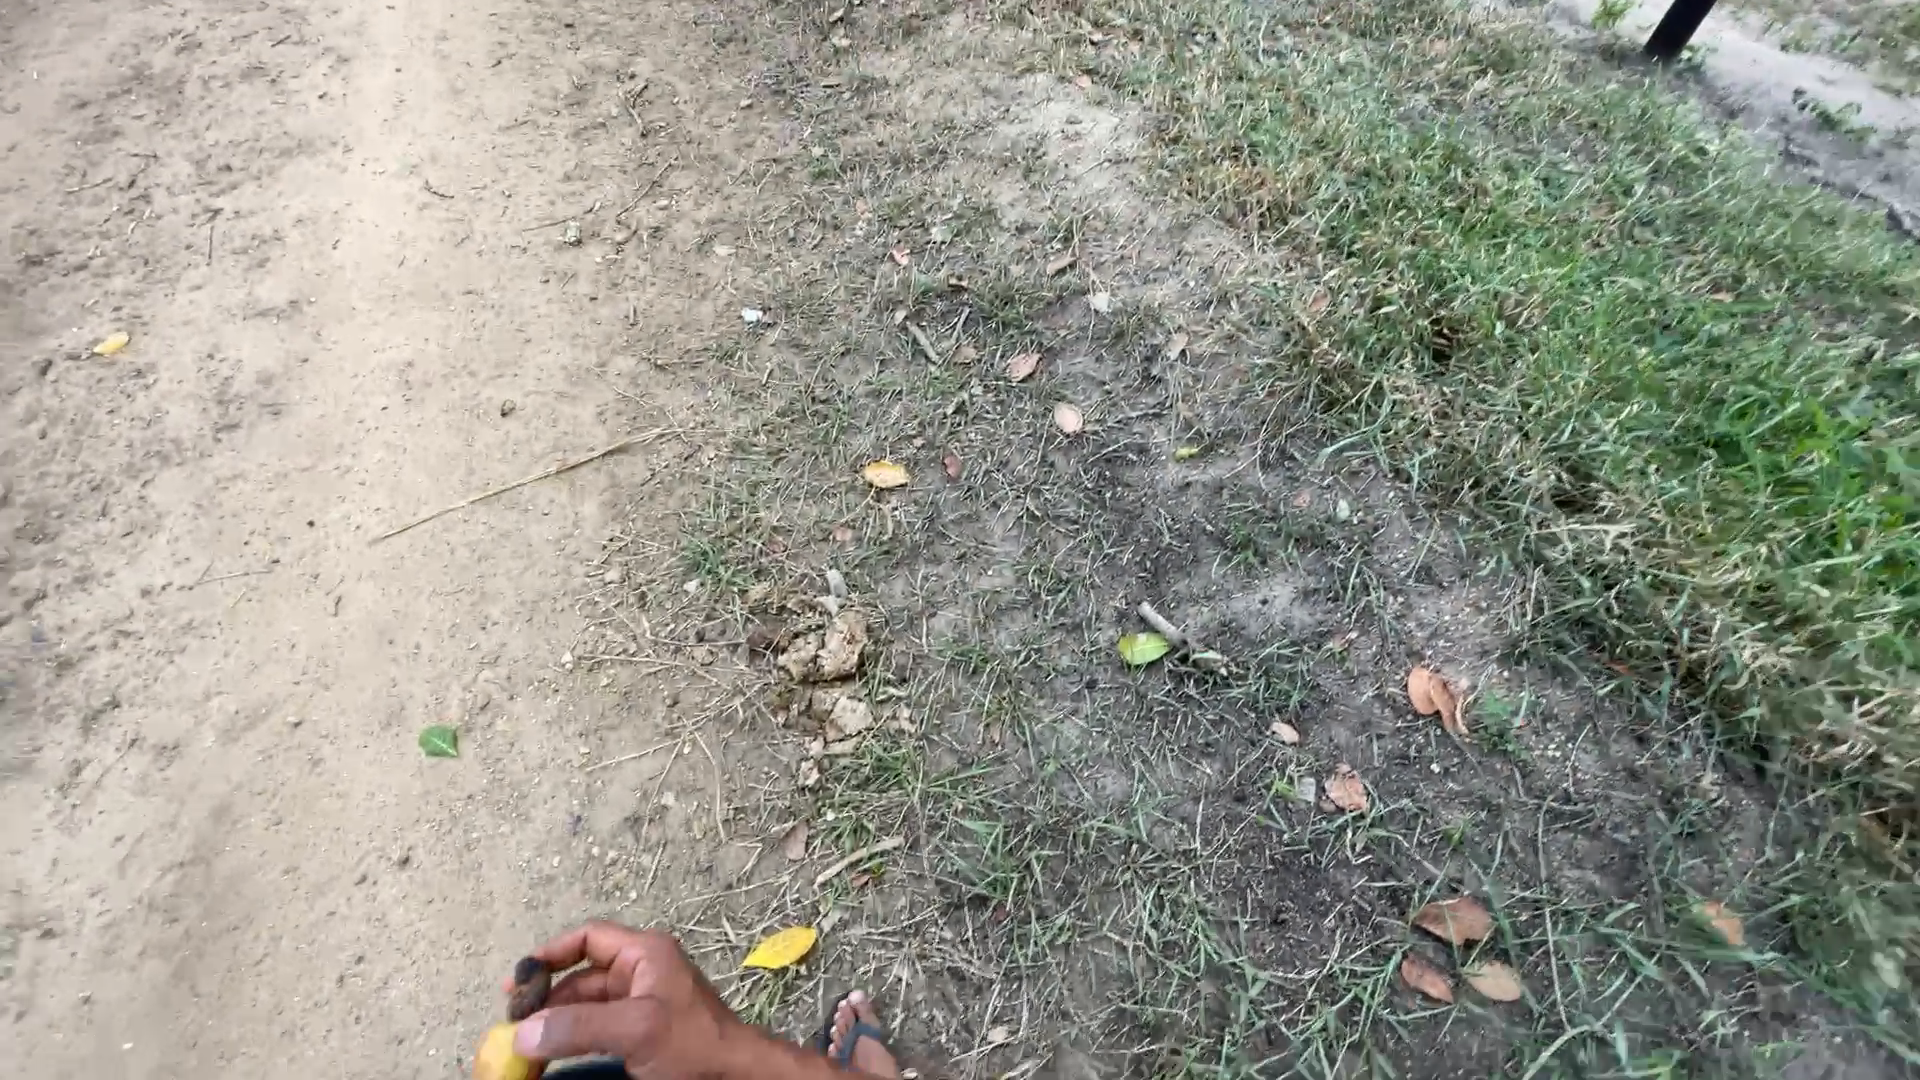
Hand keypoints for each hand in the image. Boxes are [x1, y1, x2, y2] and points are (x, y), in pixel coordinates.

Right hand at [507, 921, 752, 1079]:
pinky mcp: (636, 1030)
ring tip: (520, 1053)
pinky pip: (592, 1028)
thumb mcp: (636, 1029)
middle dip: (545, 1000)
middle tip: (509, 1032)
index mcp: (644, 952)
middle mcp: (639, 969)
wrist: (729, 1072)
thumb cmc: (690, 1042)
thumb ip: (581, 1026)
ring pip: (583, 1006)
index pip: (589, 937)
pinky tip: (545, 1060)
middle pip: (580, 976)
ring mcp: (638, 1000)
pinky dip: (567, 1041)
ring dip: (552, 1026)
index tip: (515, 983)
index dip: (550, 953)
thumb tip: (524, 1031)